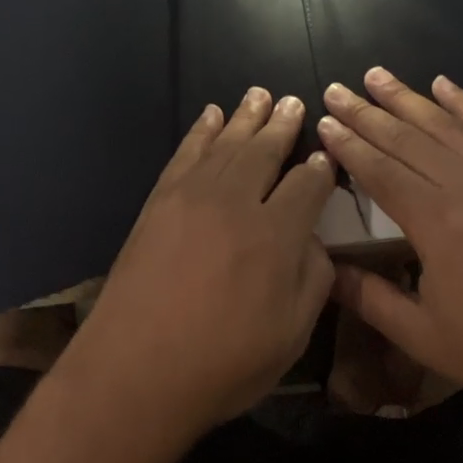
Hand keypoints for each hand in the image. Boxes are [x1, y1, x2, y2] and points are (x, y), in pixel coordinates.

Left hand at [61, 88, 337, 440]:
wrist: (136, 367)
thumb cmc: (223, 363)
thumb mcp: (291, 335)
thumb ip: (313, 279)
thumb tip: (314, 239)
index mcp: (277, 235)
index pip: (307, 185)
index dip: (321, 170)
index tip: (326, 157)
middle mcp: (237, 202)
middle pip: (265, 152)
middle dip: (282, 126)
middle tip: (292, 101)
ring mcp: (193, 196)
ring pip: (226, 144)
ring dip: (245, 117)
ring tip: (259, 95)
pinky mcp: (160, 200)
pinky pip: (186, 153)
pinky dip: (201, 131)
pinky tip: (211, 116)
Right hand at [318, 68, 462, 425]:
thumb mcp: (423, 336)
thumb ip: (368, 297)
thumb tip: (322, 268)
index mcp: (435, 222)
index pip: (379, 170)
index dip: (348, 145)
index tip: (323, 122)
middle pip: (405, 139)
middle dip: (365, 113)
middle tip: (335, 89)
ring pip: (445, 126)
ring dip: (406, 98)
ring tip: (375, 75)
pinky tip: (442, 84)